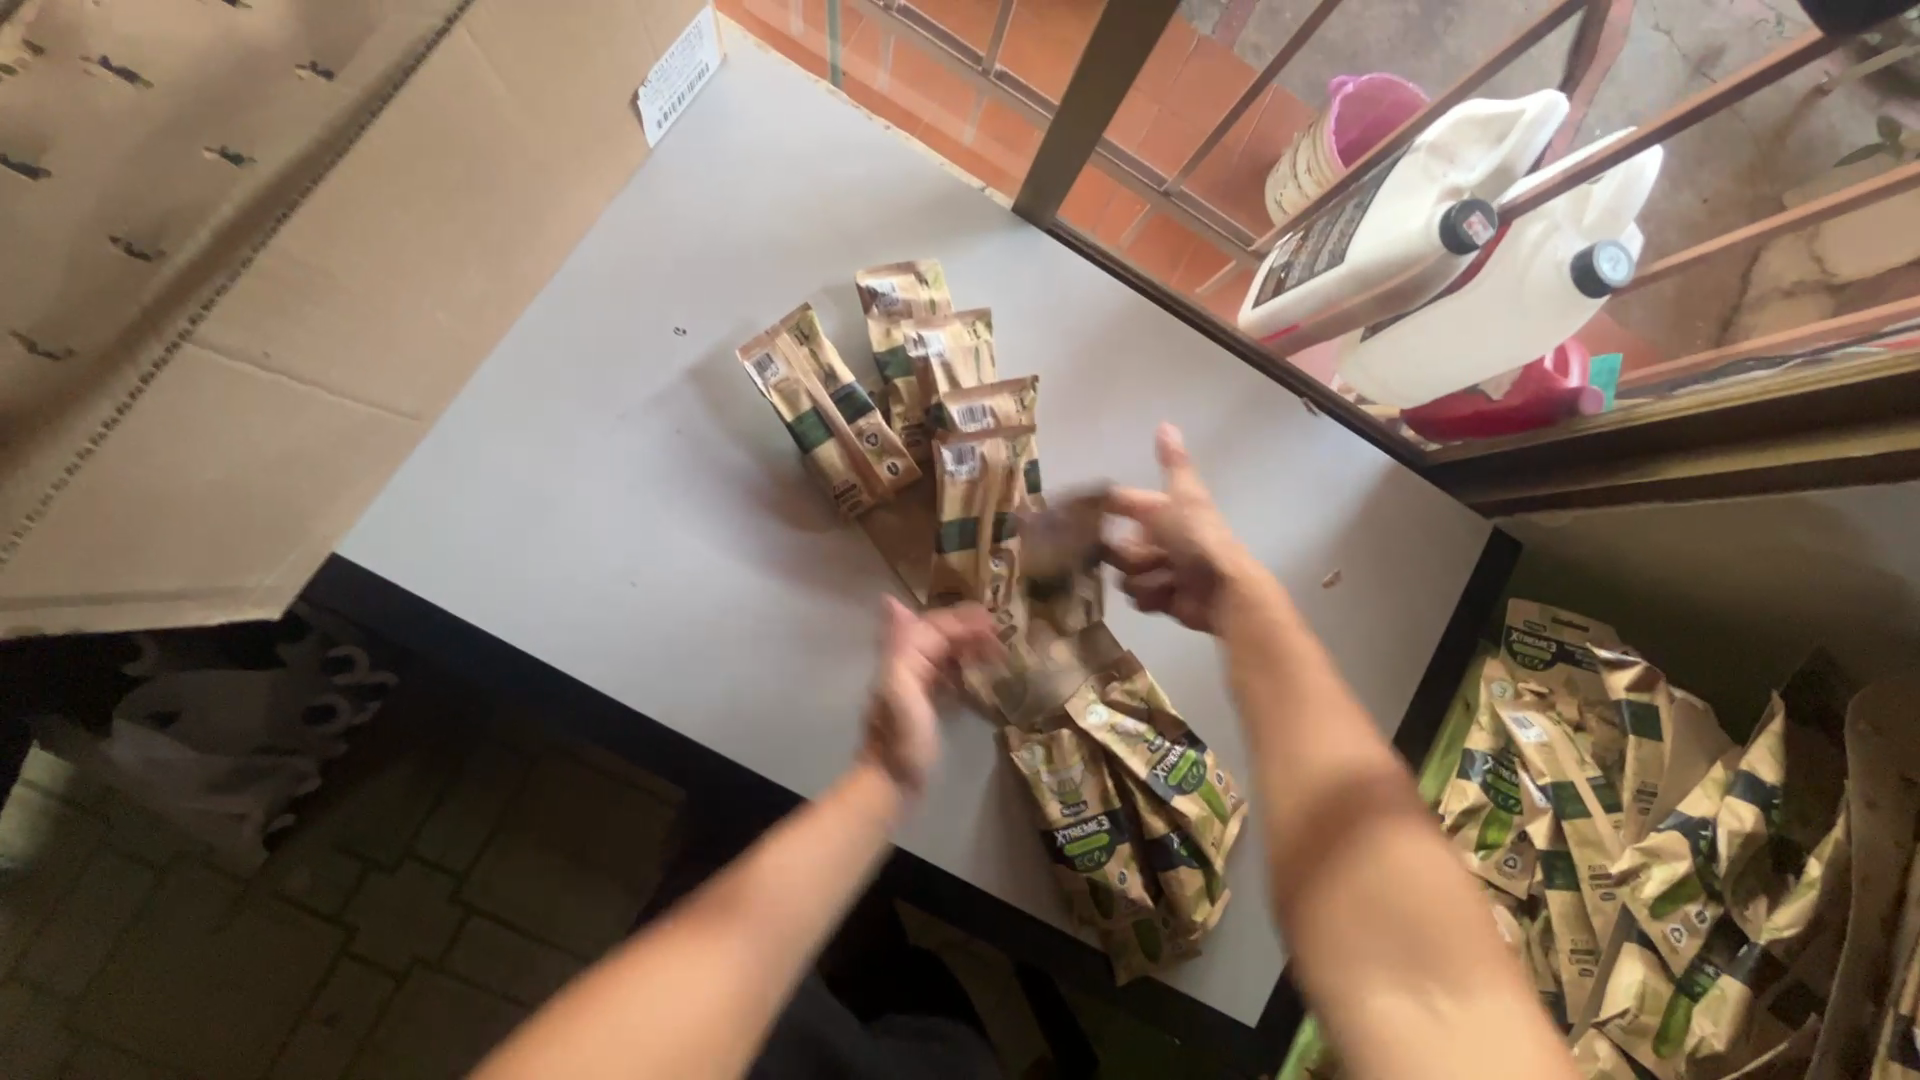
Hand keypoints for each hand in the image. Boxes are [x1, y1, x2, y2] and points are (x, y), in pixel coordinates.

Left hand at [862, 597, 1003, 797]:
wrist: (891, 782)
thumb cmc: (900, 738)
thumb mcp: (900, 689)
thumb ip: (899, 645)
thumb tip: (891, 601)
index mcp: (901, 659)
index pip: (933, 627)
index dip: (961, 620)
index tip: (993, 620)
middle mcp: (905, 667)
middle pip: (938, 638)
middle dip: (968, 631)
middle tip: (1002, 633)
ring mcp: (914, 687)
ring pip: (943, 655)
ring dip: (968, 648)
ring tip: (997, 650)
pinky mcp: (924, 707)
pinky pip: (945, 677)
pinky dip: (963, 669)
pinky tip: (977, 673)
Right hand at [1106, 424, 1266, 634]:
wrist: (1223, 589)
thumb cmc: (1199, 539)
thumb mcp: (1183, 495)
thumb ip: (1171, 463)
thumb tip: (1166, 423)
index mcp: (1159, 511)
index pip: (1117, 507)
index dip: (1101, 514)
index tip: (1082, 522)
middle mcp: (1156, 539)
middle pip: (1115, 549)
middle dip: (1132, 556)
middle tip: (1155, 556)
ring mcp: (1157, 570)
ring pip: (1124, 576)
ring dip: (1146, 578)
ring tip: (1170, 578)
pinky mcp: (1160, 598)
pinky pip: (1136, 598)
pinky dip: (1154, 597)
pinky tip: (1170, 595)